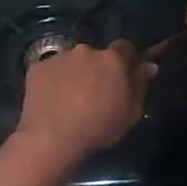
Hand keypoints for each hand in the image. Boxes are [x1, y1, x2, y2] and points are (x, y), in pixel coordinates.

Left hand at [15, 42, 154, 160]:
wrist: (53, 138)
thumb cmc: (99, 127)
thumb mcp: (131, 112)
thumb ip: (140, 85)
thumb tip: (149, 65)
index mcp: (112, 59)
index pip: (125, 47)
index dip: (125, 60)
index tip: (123, 76)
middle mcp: (86, 50)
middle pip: (96, 55)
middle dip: (97, 68)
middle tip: (95, 93)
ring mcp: (59, 57)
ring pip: (73, 61)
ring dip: (75, 73)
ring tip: (71, 98)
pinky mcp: (37, 67)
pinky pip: (51, 70)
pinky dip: (54, 80)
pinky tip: (53, 100)